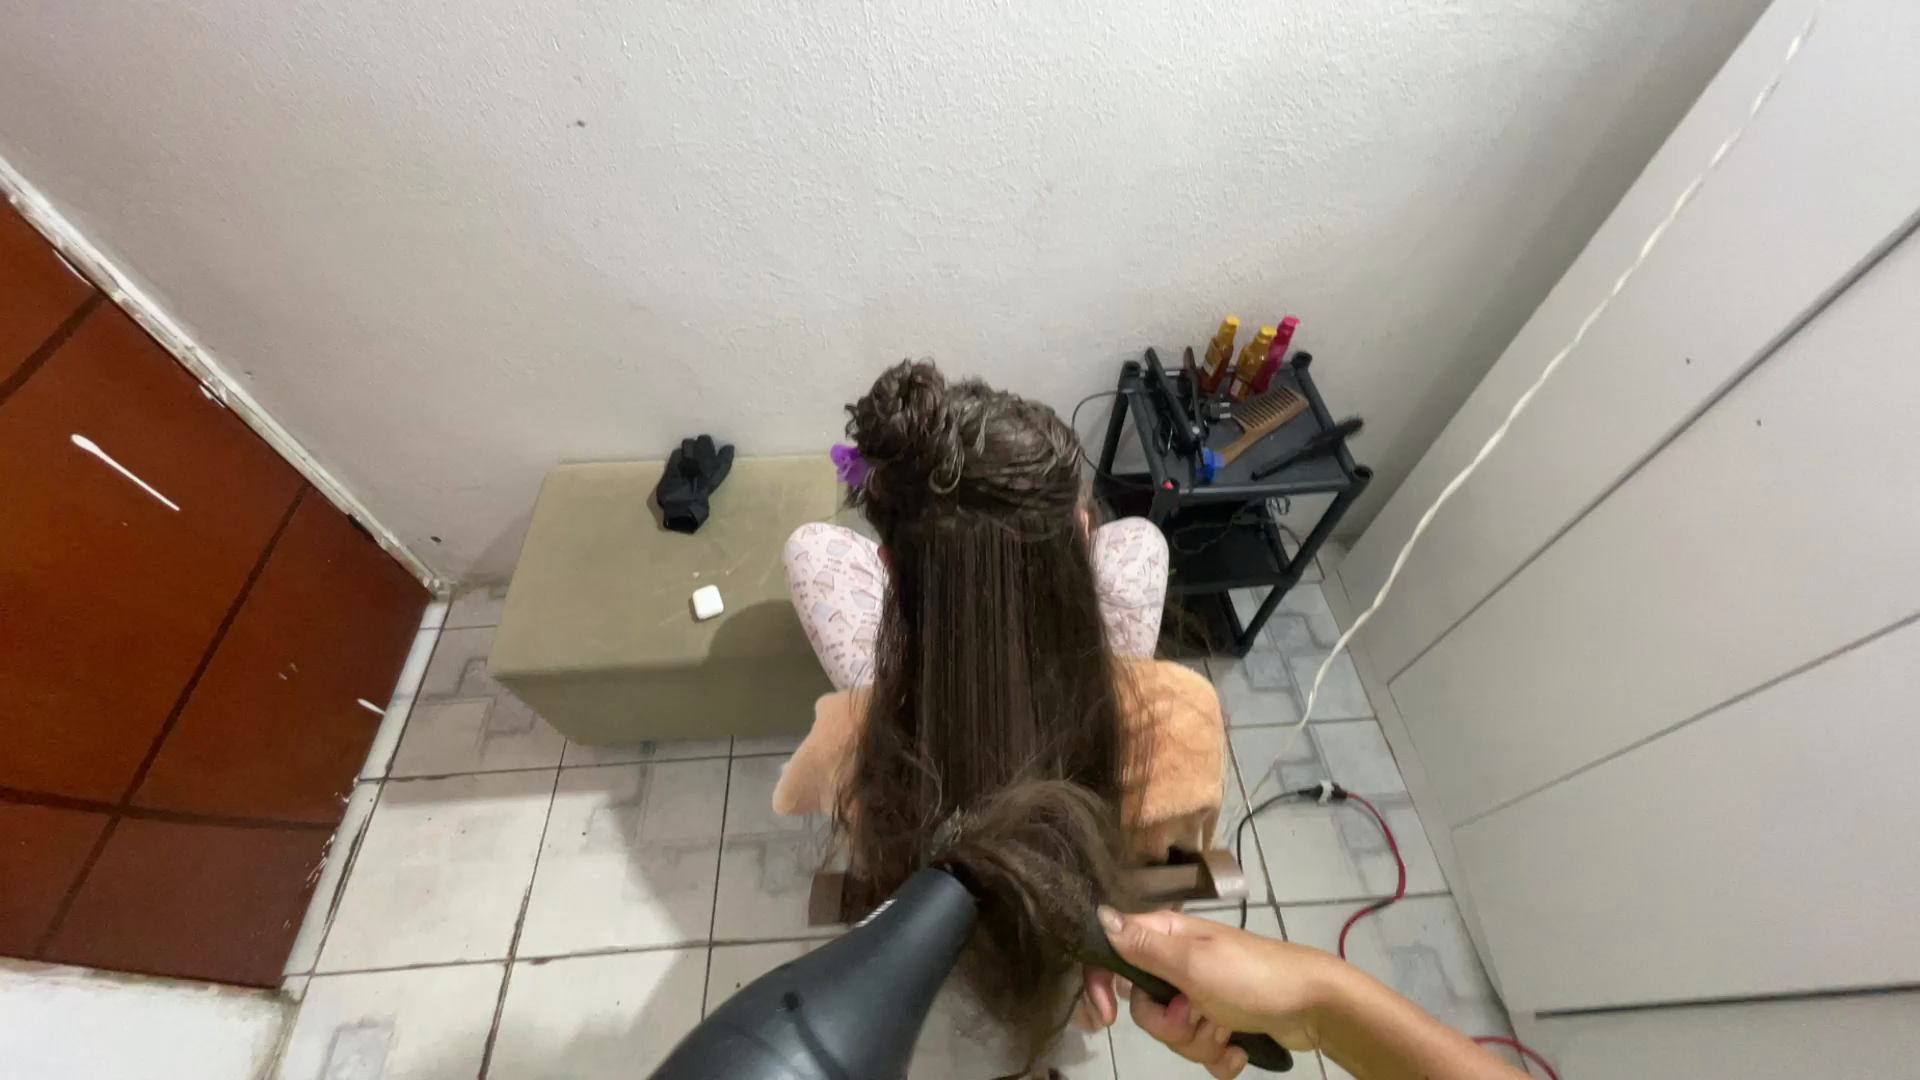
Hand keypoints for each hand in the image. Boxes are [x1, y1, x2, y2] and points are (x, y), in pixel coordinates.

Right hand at [1081, 907, 1345, 1076]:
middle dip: (1167, 1024)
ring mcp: (1198, 990)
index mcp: (1164, 936)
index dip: (1099, 984)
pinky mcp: (1220, 1018)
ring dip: (1196, 1042)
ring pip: (1171, 1030)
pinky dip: (1216, 1054)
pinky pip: (1199, 1047)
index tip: (1106, 1019)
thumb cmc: (1249, 975)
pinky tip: (1237, 1047)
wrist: (1313, 1005)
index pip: (1112, 951)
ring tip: (1225, 1032)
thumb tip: (1098, 915)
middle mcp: (1176, 960)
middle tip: (1194, 1016)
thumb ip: (1143, 947)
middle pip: (1141, 1003)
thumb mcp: (1192, 964)